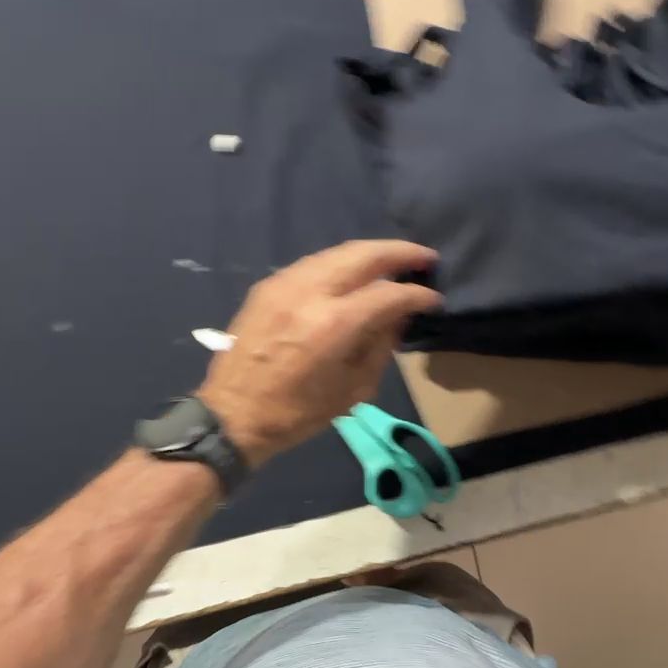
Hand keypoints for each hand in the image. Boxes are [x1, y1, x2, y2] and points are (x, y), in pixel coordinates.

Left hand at [198, 240, 439, 464]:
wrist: (233, 414)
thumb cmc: (297, 413)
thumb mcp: (352, 389)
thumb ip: (378, 348)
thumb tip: (396, 319)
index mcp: (334, 324)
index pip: (388, 295)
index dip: (417, 294)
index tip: (434, 298)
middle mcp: (310, 293)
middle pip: (364, 255)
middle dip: (399, 253)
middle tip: (424, 257)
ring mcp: (285, 284)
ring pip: (337, 253)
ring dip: (369, 253)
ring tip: (393, 261)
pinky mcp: (268, 287)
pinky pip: (314, 264)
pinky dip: (340, 264)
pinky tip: (353, 274)